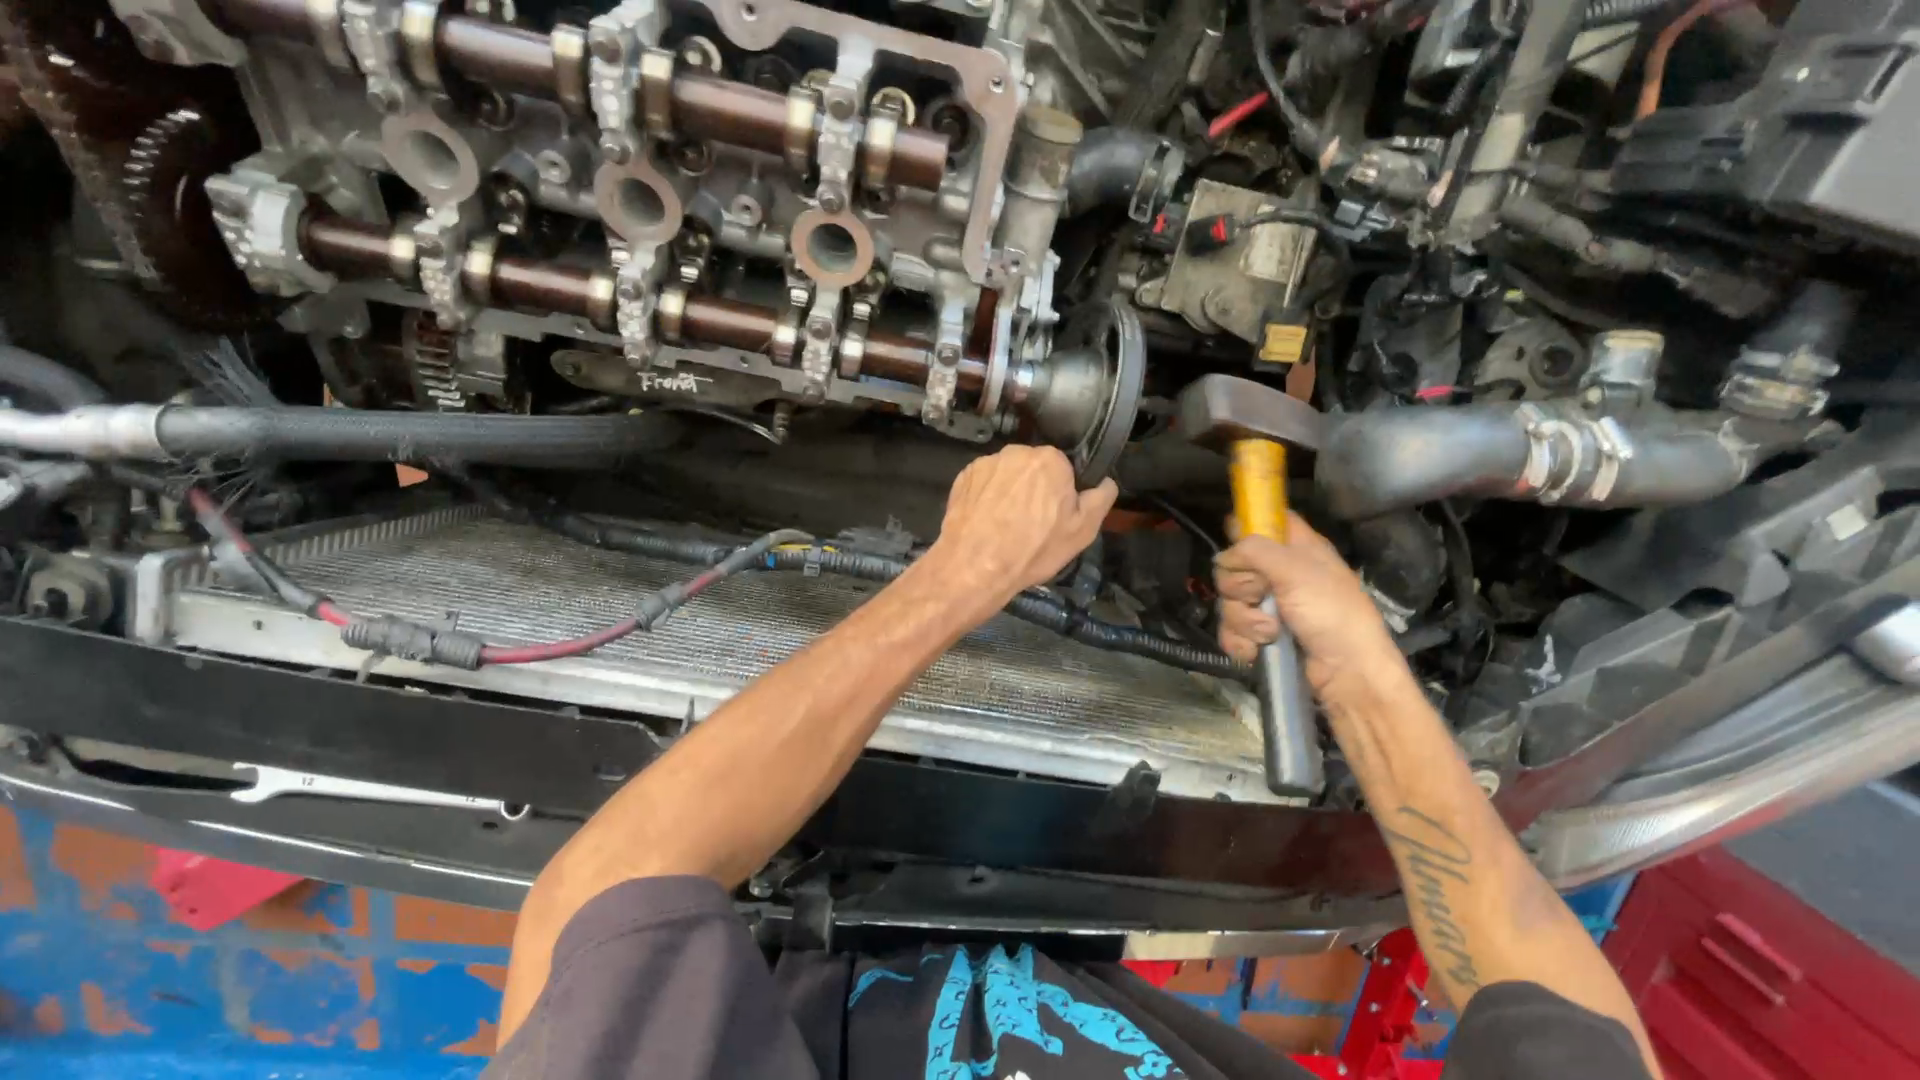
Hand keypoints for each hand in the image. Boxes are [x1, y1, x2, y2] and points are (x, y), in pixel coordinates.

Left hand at [931, 445, 1117, 600]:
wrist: (975, 565)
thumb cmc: (1034, 548)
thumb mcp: (1082, 531)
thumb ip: (1100, 499)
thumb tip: (1106, 481)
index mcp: (1050, 459)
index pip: (1063, 468)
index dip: (1061, 493)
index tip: (1055, 516)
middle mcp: (1017, 452)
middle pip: (1033, 469)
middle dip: (1034, 489)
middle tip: (1031, 523)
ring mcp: (987, 463)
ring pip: (1007, 475)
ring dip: (1009, 492)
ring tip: (1005, 526)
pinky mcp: (963, 476)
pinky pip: (984, 482)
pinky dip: (987, 497)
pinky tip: (986, 522)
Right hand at [1214, 514, 1403, 697]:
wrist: (1346, 673)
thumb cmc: (1331, 614)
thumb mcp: (1296, 572)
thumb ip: (1255, 552)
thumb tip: (1225, 556)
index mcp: (1298, 548)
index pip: (1266, 520)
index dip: (1247, 528)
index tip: (1238, 545)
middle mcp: (1282, 573)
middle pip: (1235, 566)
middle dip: (1240, 588)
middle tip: (1261, 597)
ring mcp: (1271, 606)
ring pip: (1230, 601)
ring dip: (1243, 620)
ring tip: (1268, 634)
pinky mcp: (1263, 634)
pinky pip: (1232, 630)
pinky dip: (1239, 641)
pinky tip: (1254, 651)